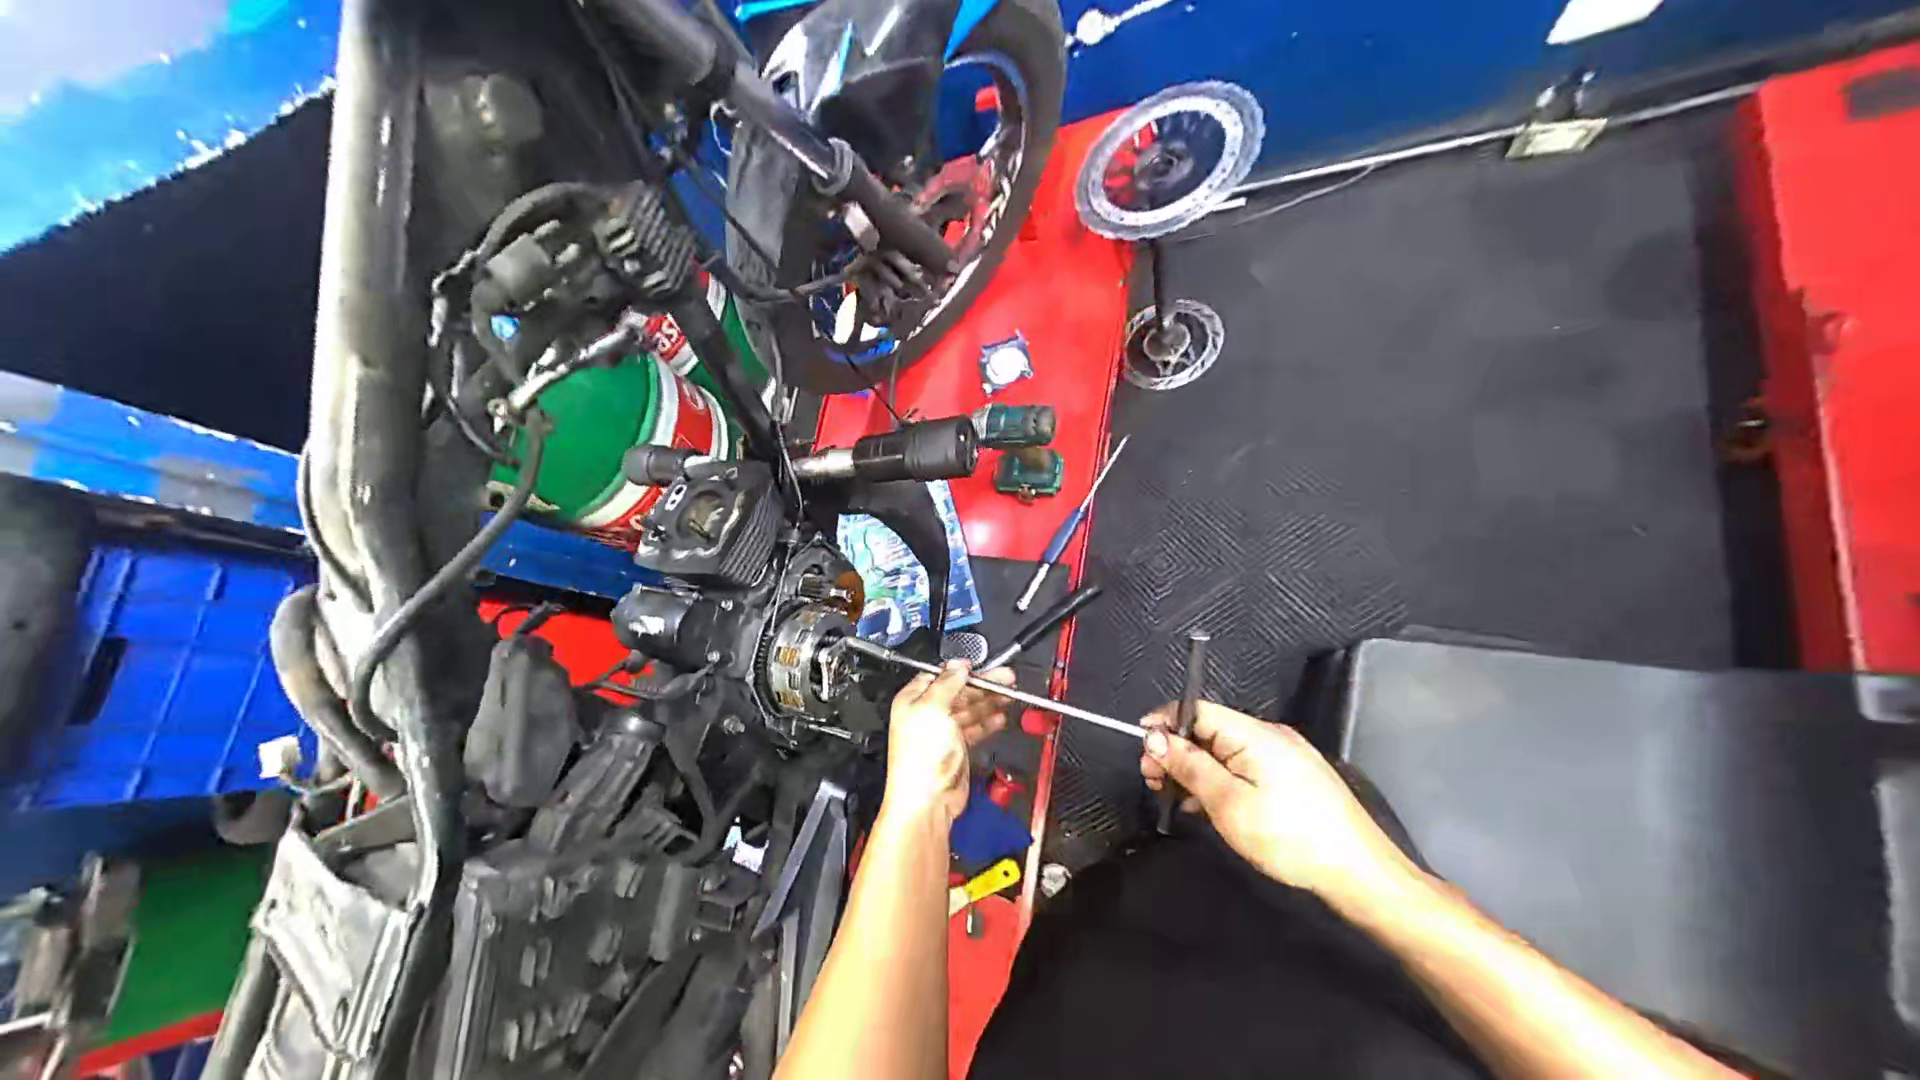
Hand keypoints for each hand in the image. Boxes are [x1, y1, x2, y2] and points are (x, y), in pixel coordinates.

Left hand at [883, 661, 1015, 825]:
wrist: (928, 799)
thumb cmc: (919, 758)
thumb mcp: (932, 708)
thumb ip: (947, 683)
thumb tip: (958, 666)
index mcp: (913, 700)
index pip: (939, 676)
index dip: (960, 671)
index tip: (980, 666)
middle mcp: (927, 714)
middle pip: (959, 691)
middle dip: (983, 684)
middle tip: (1005, 678)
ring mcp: (942, 731)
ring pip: (970, 709)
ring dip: (990, 700)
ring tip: (1008, 693)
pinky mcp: (956, 748)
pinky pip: (975, 728)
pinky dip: (988, 721)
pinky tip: (1000, 716)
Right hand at [1140, 702, 1415, 903]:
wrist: (1360, 875)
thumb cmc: (1294, 840)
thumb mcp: (1227, 802)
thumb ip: (1188, 765)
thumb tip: (1156, 738)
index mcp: (1254, 734)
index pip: (1195, 709)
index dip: (1164, 723)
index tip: (1143, 747)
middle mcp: (1270, 736)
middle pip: (1207, 730)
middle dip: (1176, 751)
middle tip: (1154, 779)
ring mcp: (1284, 755)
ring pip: (1223, 750)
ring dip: (1195, 768)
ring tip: (1178, 797)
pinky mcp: (1292, 776)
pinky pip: (1243, 766)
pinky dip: (1219, 779)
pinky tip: (1208, 806)